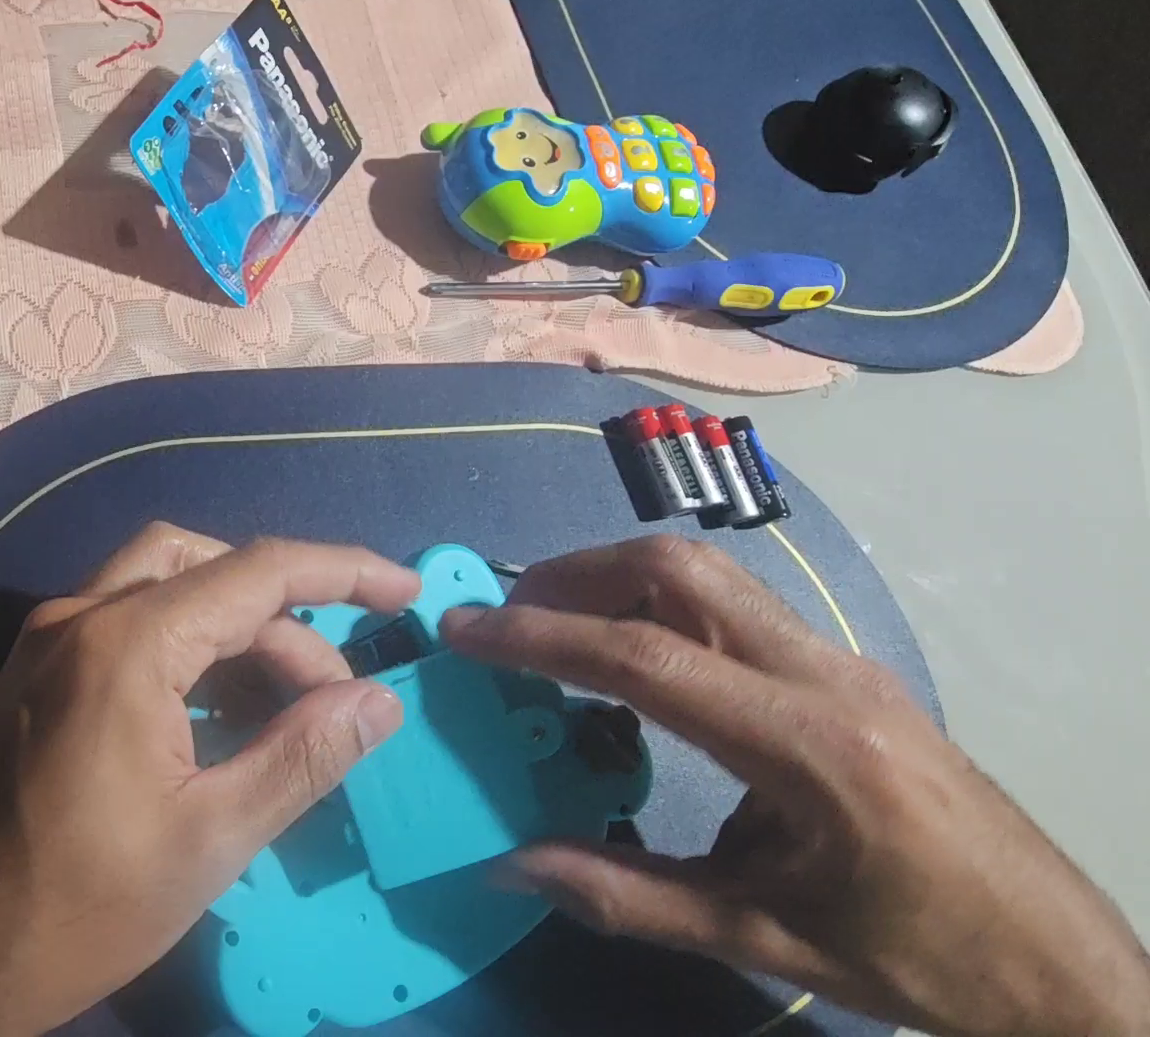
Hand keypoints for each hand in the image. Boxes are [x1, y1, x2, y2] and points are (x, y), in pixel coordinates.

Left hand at [0, 524, 417, 1036]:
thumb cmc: (79, 907)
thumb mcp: (209, 839)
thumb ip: (301, 756)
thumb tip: (379, 702)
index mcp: (125, 644)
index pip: (256, 570)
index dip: (340, 571)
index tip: (403, 591)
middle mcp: (81, 615)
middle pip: (210, 568)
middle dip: (286, 619)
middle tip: (334, 697)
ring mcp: (51, 637)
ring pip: (167, 585)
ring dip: (238, 629)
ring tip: (287, 709)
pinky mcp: (38, 668)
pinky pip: (131, 623)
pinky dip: (190, 648)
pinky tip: (221, 713)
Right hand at [440, 536, 1149, 1036]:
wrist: (1070, 963)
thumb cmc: (919, 956)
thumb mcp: (762, 936)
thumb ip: (625, 896)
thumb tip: (511, 865)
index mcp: (807, 747)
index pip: (643, 658)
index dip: (539, 638)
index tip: (464, 629)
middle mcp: (822, 674)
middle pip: (676, 572)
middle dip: (572, 576)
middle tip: (508, 616)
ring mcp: (835, 657)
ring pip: (702, 570)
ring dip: (608, 576)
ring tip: (550, 620)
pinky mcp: (836, 661)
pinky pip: (724, 598)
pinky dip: (648, 598)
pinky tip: (622, 645)